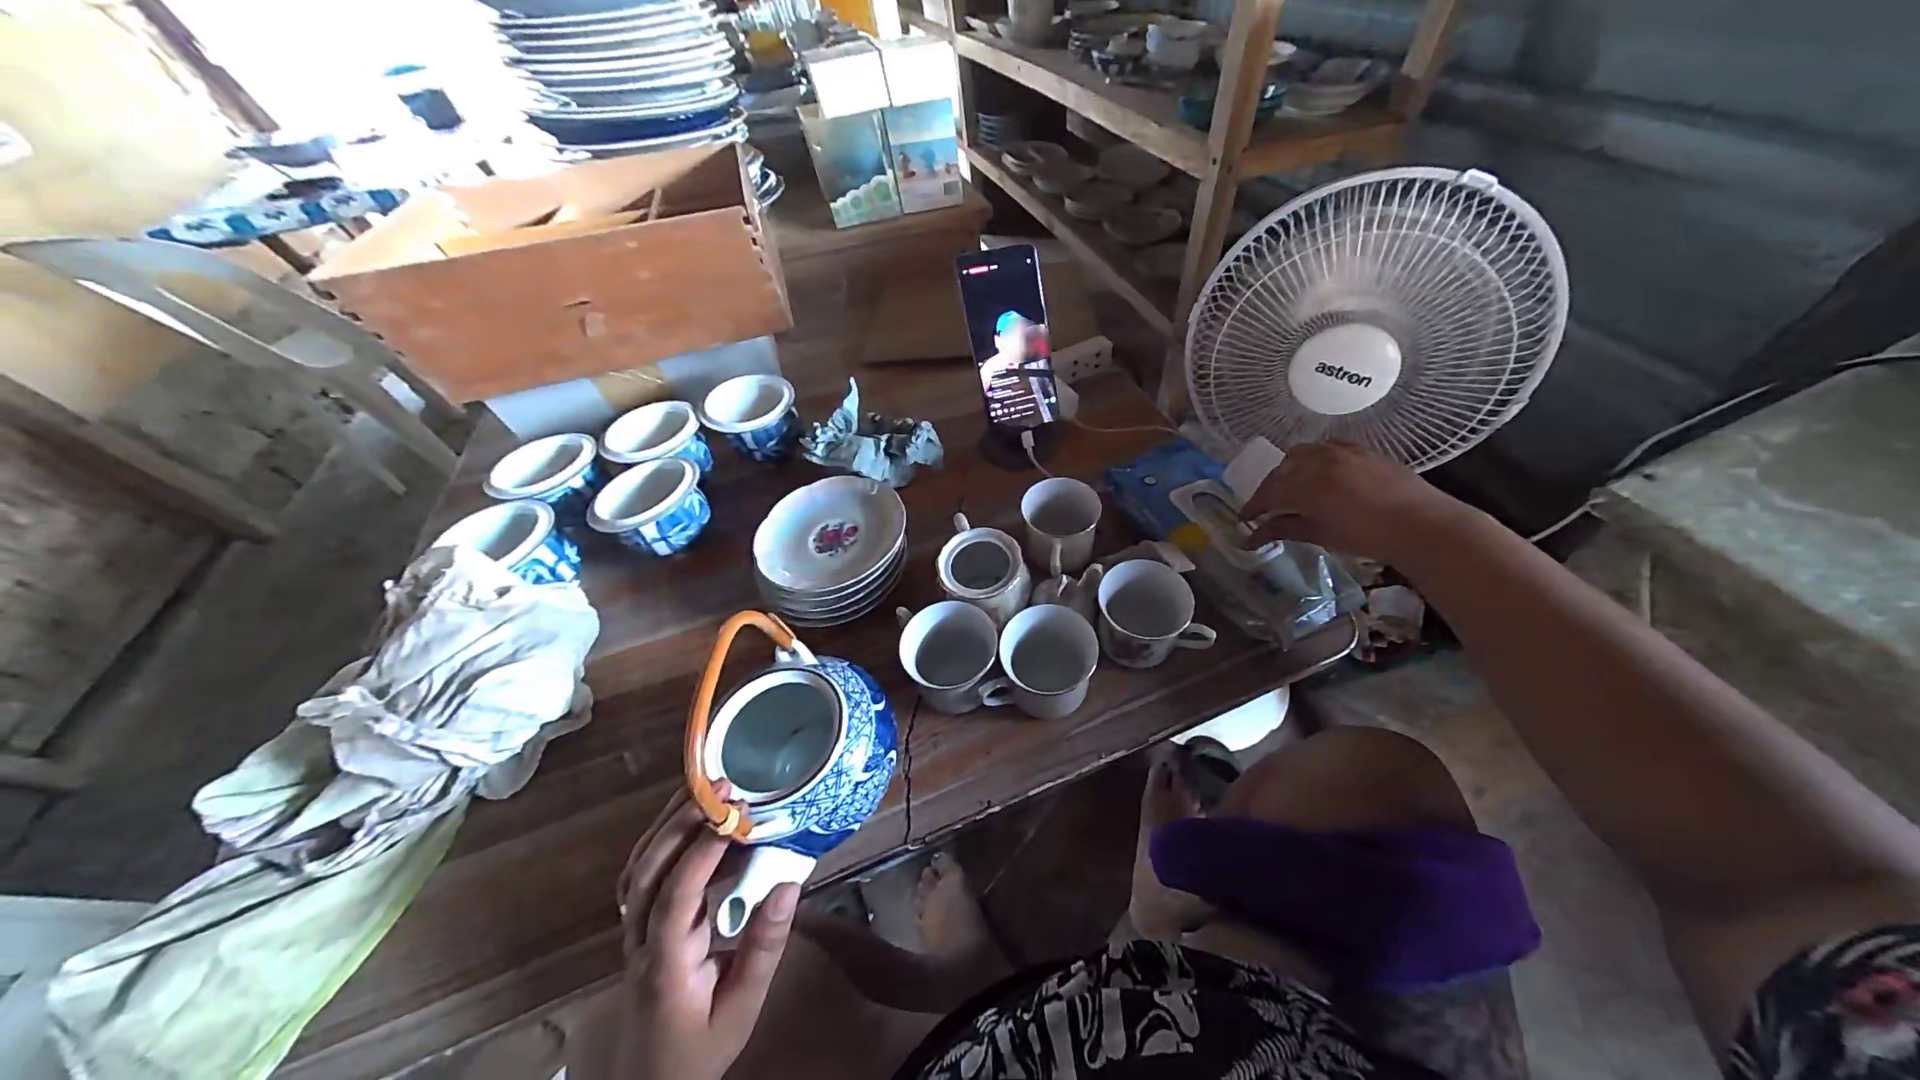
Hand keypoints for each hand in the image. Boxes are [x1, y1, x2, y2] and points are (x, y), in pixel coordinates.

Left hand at [610, 785, 799, 1079]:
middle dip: (681, 822)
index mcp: (665, 965)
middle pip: (646, 872)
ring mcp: (630, 934)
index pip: (675, 897)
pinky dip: (659, 841)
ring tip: (704, 789)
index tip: (733, 816)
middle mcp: (638, 942)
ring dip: (667, 824)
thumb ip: (763, 948)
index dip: (701, 852)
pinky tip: (685, 822)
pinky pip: (638, 877)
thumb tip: (787, 885)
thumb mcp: (741, 1009)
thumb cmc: (698, 1049)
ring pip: (636, 869)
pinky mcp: (635, 928)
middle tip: (722, 786)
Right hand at [1238, 441, 1472, 564]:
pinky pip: (1326, 448)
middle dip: (1268, 489)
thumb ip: (1283, 530)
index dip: (1253, 508)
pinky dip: (1313, 459)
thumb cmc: (1367, 537)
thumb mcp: (1319, 534)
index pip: (1267, 494)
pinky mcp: (1360, 449)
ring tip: (1290, 489)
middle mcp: (1318, 461)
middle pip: (1280, 471)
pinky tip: (1318, 474)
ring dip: (1288, 471)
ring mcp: (1340, 451)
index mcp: (1305, 485)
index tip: (1245, 521)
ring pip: (1300, 455)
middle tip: (1265, 509)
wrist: (1422, 525)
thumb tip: (1250, 539)